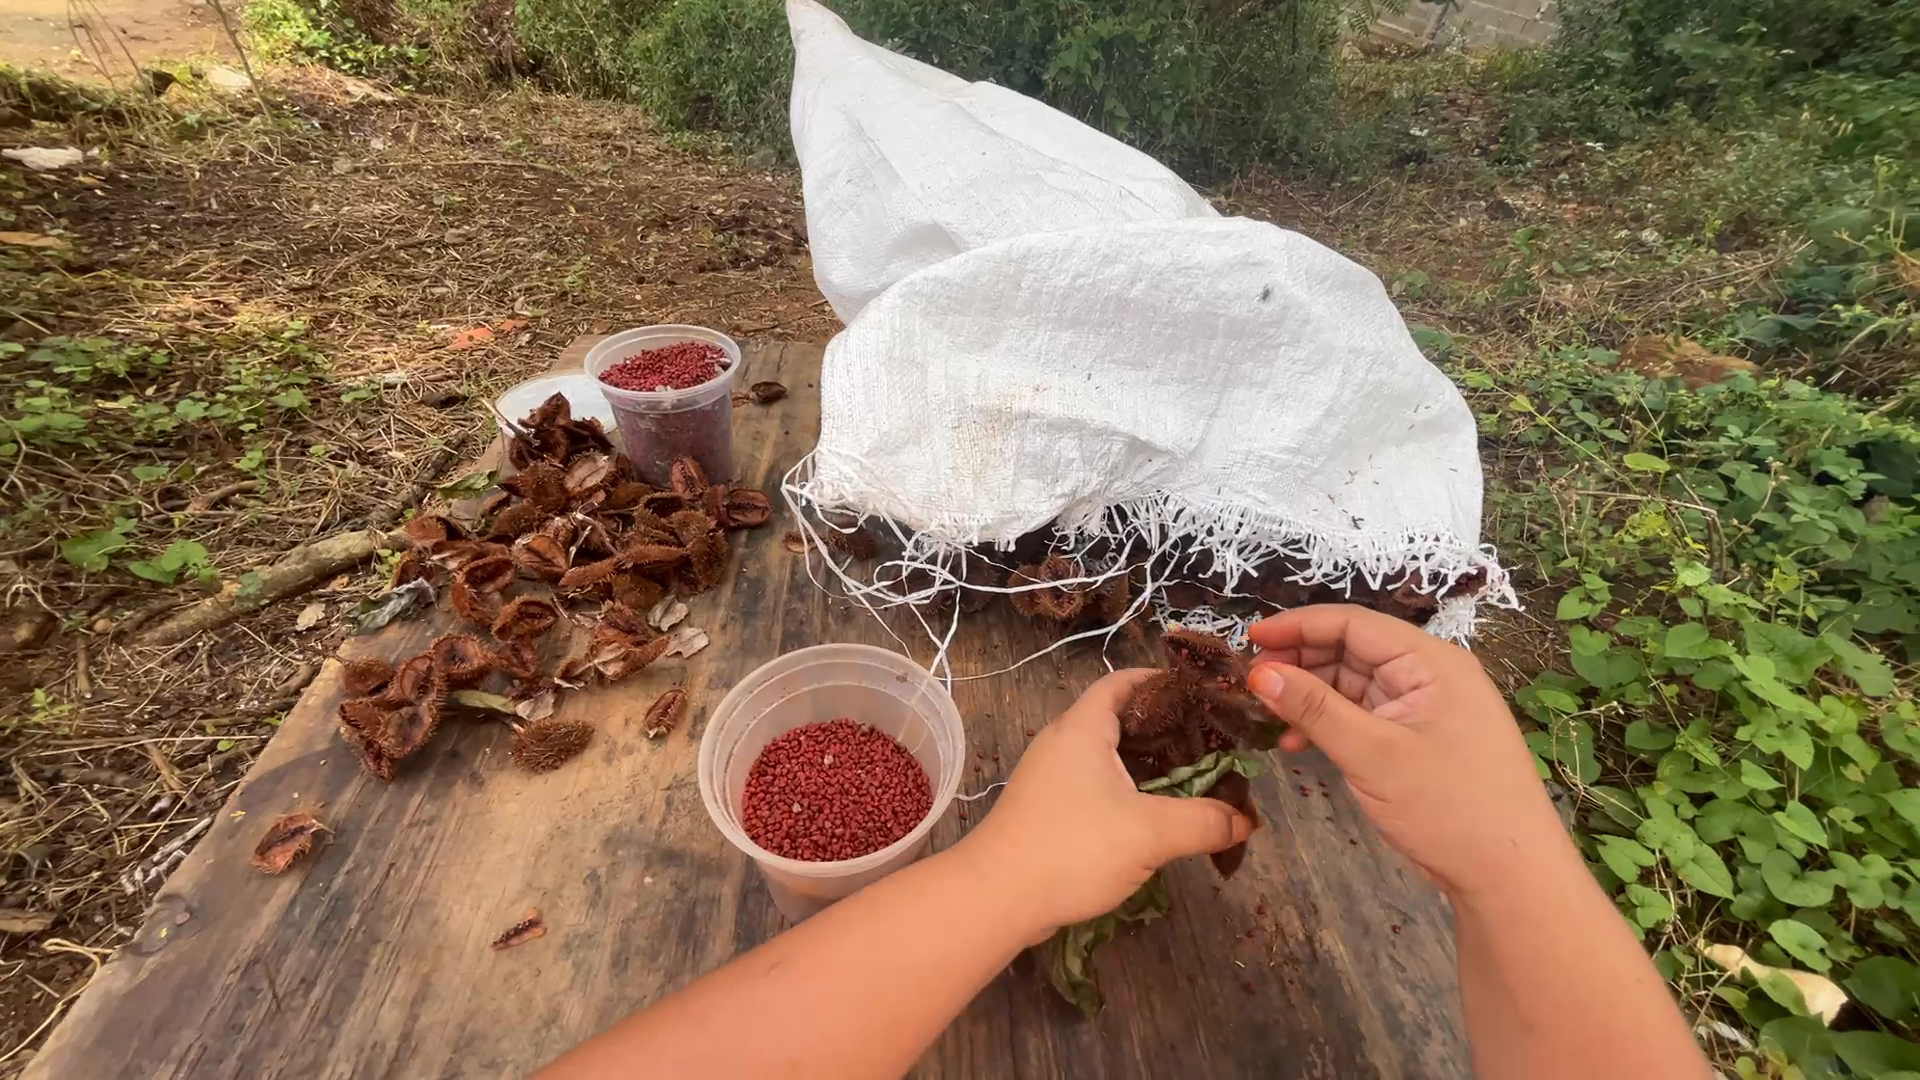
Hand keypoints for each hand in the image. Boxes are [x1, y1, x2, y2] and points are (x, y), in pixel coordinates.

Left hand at [958, 670, 1252, 933]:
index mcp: (1081, 727)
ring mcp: (1049, 774)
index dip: (1157, 680)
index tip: (1196, 692)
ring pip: (1104, 753)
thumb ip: (1203, 821)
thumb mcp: (1150, 833)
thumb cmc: (1073, 846)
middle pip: (1115, 717)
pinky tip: (1149, 813)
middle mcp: (1061, 740)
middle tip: (1205, 741)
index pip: (1120, 682)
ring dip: (1143, 762)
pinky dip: (1123, 787)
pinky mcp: (1045, 805)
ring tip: (1188, 777)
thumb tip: (1245, 820)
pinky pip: (1092, 782)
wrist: (998, 895)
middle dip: (1160, 726)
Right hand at [1245, 604, 1572, 899]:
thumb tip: (1257, 672)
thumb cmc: (1449, 809)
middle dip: (1298, 660)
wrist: (1513, 883)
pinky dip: (1325, 722)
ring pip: (1349, 682)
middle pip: (1349, 649)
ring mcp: (1420, 707)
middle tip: (1251, 679)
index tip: (1249, 638)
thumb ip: (1313, 708)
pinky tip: (1295, 742)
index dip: (1297, 625)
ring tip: (1266, 712)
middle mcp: (1426, 675)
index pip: (1352, 623)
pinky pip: (1358, 714)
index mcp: (1430, 663)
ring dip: (1307, 694)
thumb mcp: (1371, 754)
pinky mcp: (1413, 737)